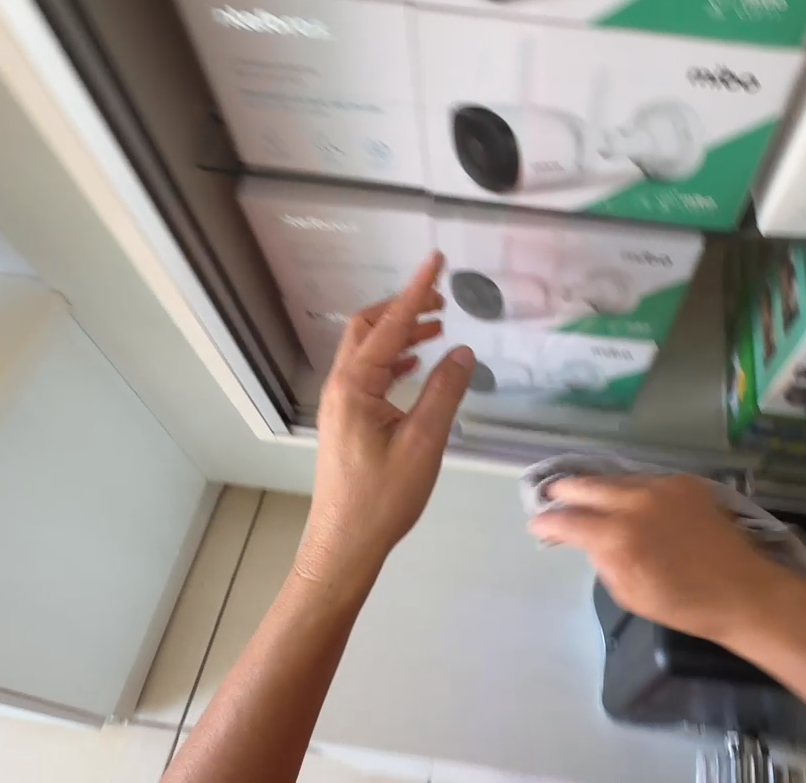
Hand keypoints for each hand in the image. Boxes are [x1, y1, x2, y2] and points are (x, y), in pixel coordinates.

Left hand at [298, 252, 474, 591]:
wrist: (343, 546)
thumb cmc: (383, 497)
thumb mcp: (424, 442)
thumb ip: (444, 391)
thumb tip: (463, 351)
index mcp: (356, 384)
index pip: (390, 324)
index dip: (416, 290)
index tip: (435, 260)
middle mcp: (342, 386)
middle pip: (368, 328)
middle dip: (403, 307)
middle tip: (441, 301)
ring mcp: (341, 403)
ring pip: (369, 350)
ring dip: (400, 333)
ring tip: (437, 328)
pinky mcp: (347, 419)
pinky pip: (370, 372)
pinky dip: (394, 358)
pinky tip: (417, 365)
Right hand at [530, 473, 805, 644]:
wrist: (742, 590)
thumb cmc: (683, 603)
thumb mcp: (629, 593)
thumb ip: (602, 560)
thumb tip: (590, 539)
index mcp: (618, 537)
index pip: (569, 521)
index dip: (548, 521)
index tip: (537, 523)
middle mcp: (635, 502)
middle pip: (586, 486)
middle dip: (564, 490)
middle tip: (549, 493)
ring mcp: (660, 486)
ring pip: (615, 478)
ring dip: (595, 485)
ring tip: (581, 489)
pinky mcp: (682, 480)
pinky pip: (644, 479)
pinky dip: (628, 487)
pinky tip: (625, 495)